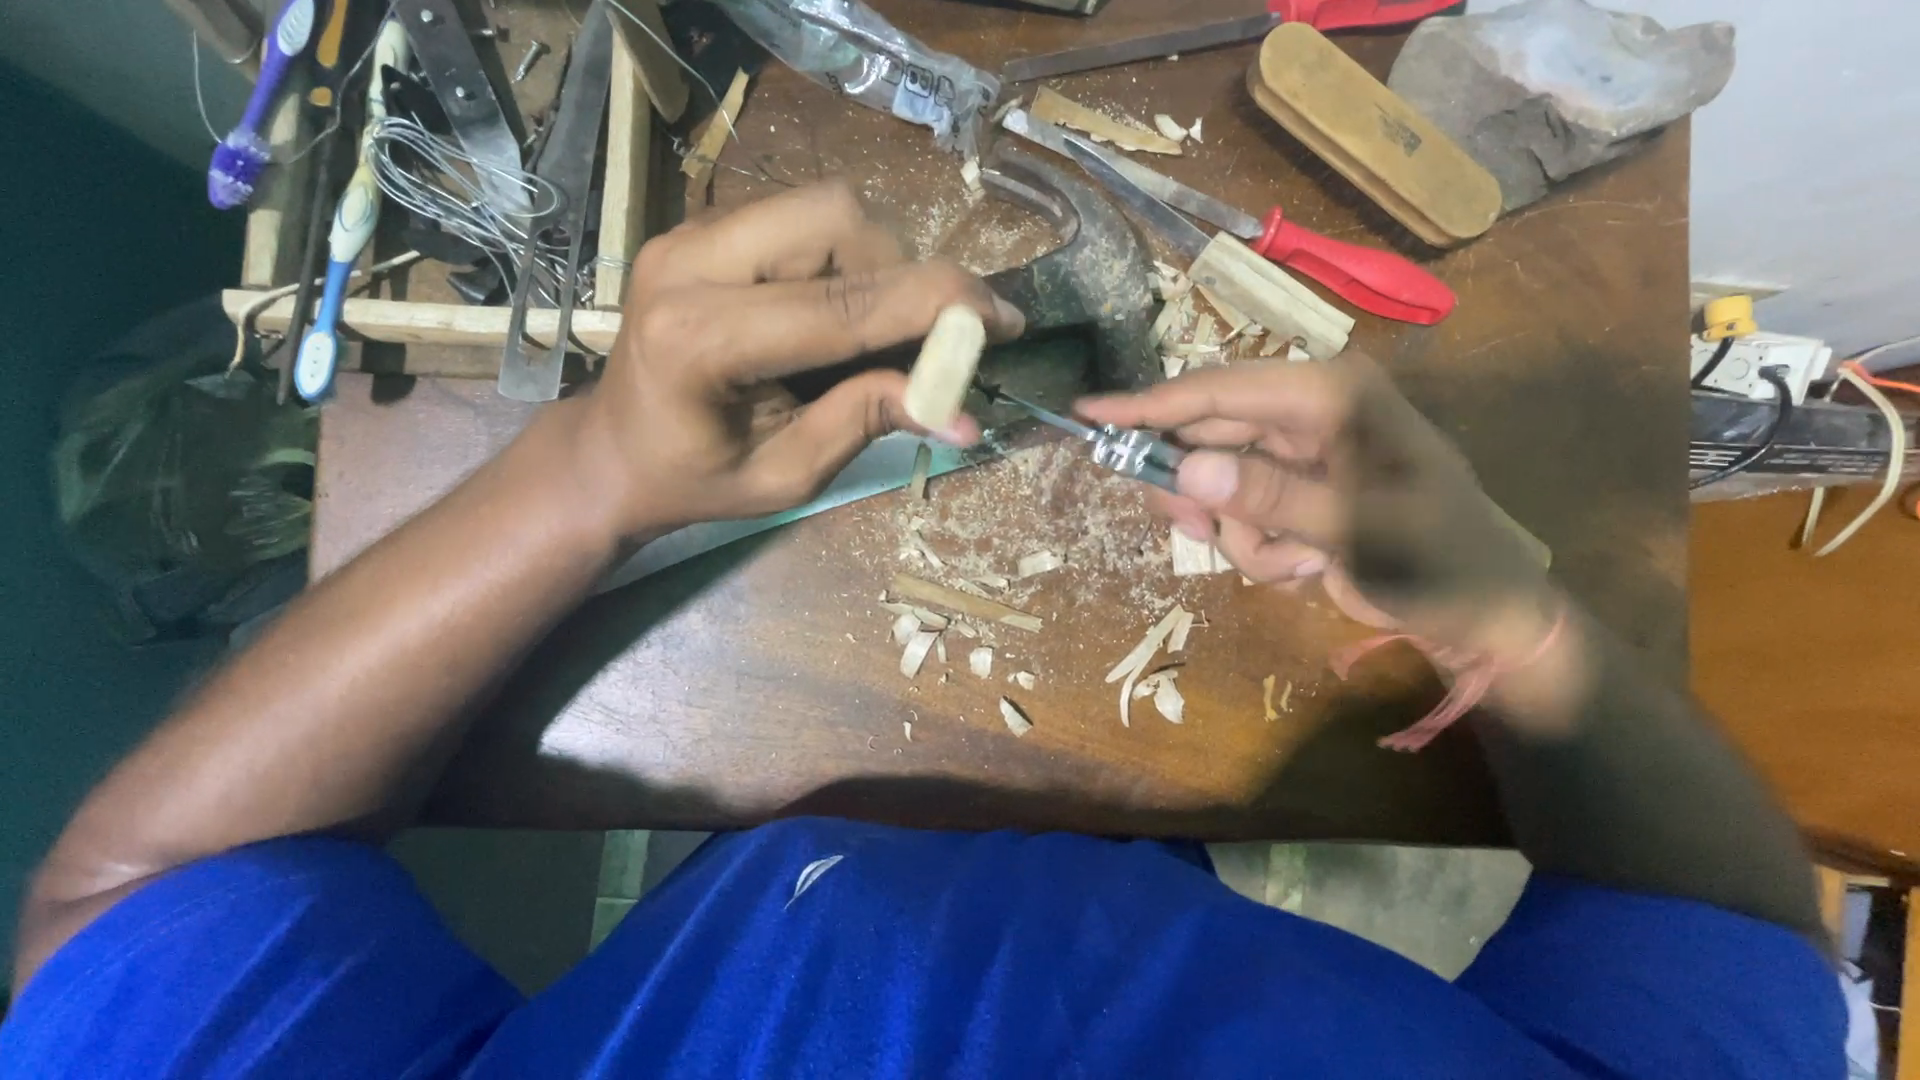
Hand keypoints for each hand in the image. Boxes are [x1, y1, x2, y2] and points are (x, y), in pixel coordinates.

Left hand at [573, 180, 1024, 538]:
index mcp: (701, 340)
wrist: (611, 451)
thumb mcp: (784, 475)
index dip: (937, 307)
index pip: (842, 305)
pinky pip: (804, 217)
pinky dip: (849, 258)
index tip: (1004, 321)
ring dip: (880, 263)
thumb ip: (865, 423)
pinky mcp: (703, 227)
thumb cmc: (693, 481)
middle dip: (905, 274)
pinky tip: (844, 310)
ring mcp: (691, 232)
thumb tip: (964, 414)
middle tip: (927, 337)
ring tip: (883, 329)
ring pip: (828, 208)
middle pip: (838, 219)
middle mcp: (690, 262)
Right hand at [1078, 353, 1549, 651]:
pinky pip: (1237, 513)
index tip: (1088, 415)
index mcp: (1332, 395)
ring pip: (1216, 483)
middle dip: (1202, 493)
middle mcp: (1308, 412)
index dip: (1151, 405)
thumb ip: (1271, 496)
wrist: (1482, 613)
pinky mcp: (1291, 489)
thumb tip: (1186, 469)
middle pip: (1208, 436)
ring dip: (1240, 534)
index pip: (1221, 391)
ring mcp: (1298, 453)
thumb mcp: (1361, 529)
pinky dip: (1257, 548)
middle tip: (1195, 530)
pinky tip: (1304, 565)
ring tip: (1293, 562)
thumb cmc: (1441, 561)